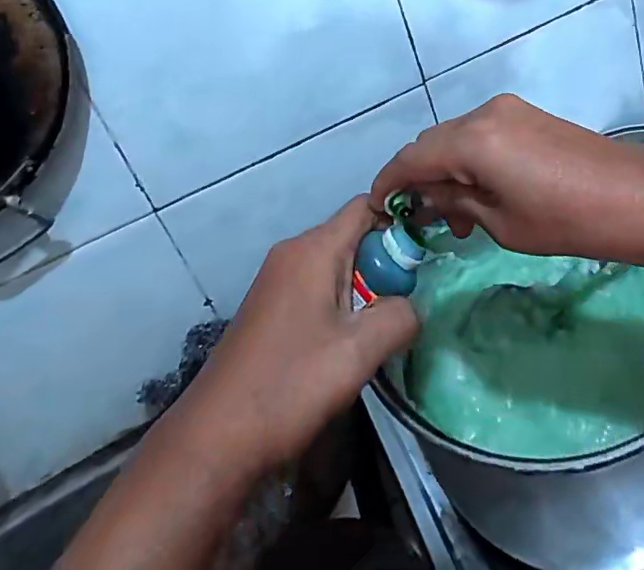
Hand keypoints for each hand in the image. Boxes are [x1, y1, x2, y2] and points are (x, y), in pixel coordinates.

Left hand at [172, 196, 418, 470]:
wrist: (217, 436)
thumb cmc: (290, 385)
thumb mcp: (358, 352)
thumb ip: (398, 317)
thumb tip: (410, 307)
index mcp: (311, 250)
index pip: (363, 207)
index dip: (399, 221)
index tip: (427, 253)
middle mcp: (291, 253)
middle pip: (352, 237)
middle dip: (385, 264)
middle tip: (408, 303)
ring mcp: (277, 280)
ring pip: (336, 266)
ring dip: (364, 290)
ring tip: (382, 330)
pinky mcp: (271, 308)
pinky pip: (317, 289)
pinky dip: (341, 305)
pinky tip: (348, 345)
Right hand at [371, 94, 643, 263]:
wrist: (636, 197)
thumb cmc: (565, 221)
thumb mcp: (500, 222)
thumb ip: (453, 203)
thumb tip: (426, 199)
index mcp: (471, 140)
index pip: (411, 158)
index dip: (389, 183)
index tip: (378, 208)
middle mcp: (482, 113)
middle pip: (430, 143)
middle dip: (418, 178)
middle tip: (421, 218)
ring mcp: (506, 109)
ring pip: (454, 138)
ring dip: (445, 170)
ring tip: (457, 215)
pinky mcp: (525, 114)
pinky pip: (480, 134)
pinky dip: (469, 160)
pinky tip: (481, 192)